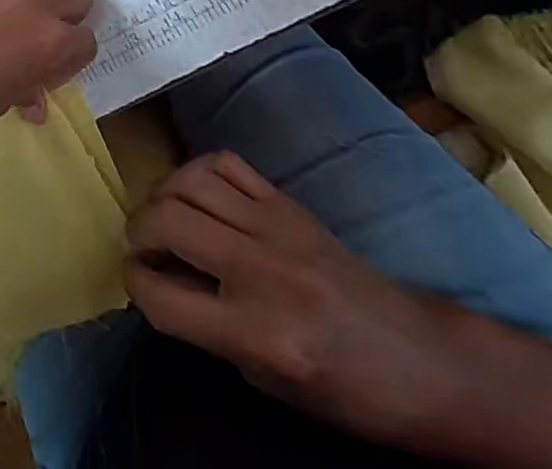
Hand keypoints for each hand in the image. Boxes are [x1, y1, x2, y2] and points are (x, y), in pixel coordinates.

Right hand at [125, 153, 469, 442]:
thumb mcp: (261, 378)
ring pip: (192, 180)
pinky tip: (197, 192)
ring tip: (162, 213)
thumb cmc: (341, 388)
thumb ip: (204, 326)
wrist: (417, 358)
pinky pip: (228, 163)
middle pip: (168, 220)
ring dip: (161, 193)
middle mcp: (262, 270)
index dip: (134, 284)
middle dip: (137, 230)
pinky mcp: (289, 202)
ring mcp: (278, 227)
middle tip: (140, 245)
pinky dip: (198, 171)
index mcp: (256, 333)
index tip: (134, 279)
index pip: (162, 295)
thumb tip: (159, 277)